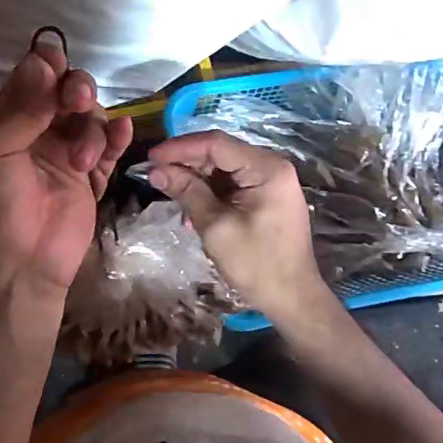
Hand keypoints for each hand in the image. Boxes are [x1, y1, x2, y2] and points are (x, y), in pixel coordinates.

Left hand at [0, 33, 132, 307]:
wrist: (22, 267)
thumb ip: (21, 108)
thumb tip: (41, 58)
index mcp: (7, 124)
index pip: (29, 81)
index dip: (45, 66)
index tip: (57, 60)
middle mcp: (38, 132)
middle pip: (65, 93)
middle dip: (75, 90)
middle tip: (77, 100)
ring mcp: (66, 154)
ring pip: (90, 117)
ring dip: (92, 128)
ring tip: (83, 160)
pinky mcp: (91, 176)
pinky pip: (109, 146)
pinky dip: (117, 137)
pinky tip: (122, 133)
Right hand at [146, 130, 335, 324]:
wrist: (292, 298)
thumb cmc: (256, 263)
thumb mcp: (216, 226)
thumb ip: (187, 192)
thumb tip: (155, 171)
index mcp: (266, 168)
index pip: (215, 144)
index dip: (179, 148)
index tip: (150, 158)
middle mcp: (272, 166)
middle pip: (220, 152)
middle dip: (185, 161)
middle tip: (154, 173)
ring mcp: (271, 181)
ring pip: (223, 167)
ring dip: (195, 176)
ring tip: (167, 188)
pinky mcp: (266, 195)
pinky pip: (231, 182)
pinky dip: (209, 189)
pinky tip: (190, 202)